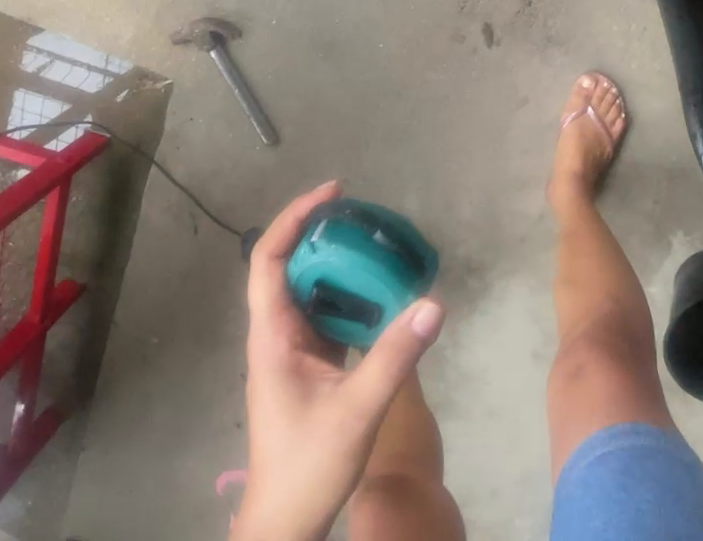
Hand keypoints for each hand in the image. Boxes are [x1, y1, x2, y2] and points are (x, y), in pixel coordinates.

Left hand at [231, 181, 445, 540]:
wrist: (287, 520)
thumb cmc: (308, 464)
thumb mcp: (357, 409)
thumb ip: (394, 355)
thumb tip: (434, 303)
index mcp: (272, 336)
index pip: (269, 260)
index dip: (294, 219)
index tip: (332, 194)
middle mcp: (278, 335)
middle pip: (291, 268)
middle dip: (324, 237)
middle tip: (367, 220)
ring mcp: (292, 352)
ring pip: (311, 293)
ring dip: (339, 268)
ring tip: (378, 249)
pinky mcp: (310, 368)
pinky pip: (328, 318)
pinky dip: (351, 300)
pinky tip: (383, 299)